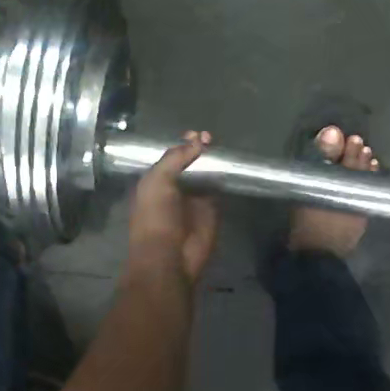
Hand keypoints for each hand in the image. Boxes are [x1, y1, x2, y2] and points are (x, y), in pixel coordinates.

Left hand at [128, 132, 219, 284]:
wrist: (169, 256)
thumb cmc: (155, 217)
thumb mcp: (158, 181)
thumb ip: (175, 158)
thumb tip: (197, 140)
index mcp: (156, 181)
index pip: (171, 157)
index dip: (183, 144)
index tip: (197, 133)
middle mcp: (175, 189)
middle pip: (190, 164)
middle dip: (200, 151)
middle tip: (212, 137)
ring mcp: (194, 201)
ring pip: (206, 176)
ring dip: (214, 164)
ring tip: (225, 148)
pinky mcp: (211, 213)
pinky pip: (219, 192)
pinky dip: (225, 182)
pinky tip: (234, 168)